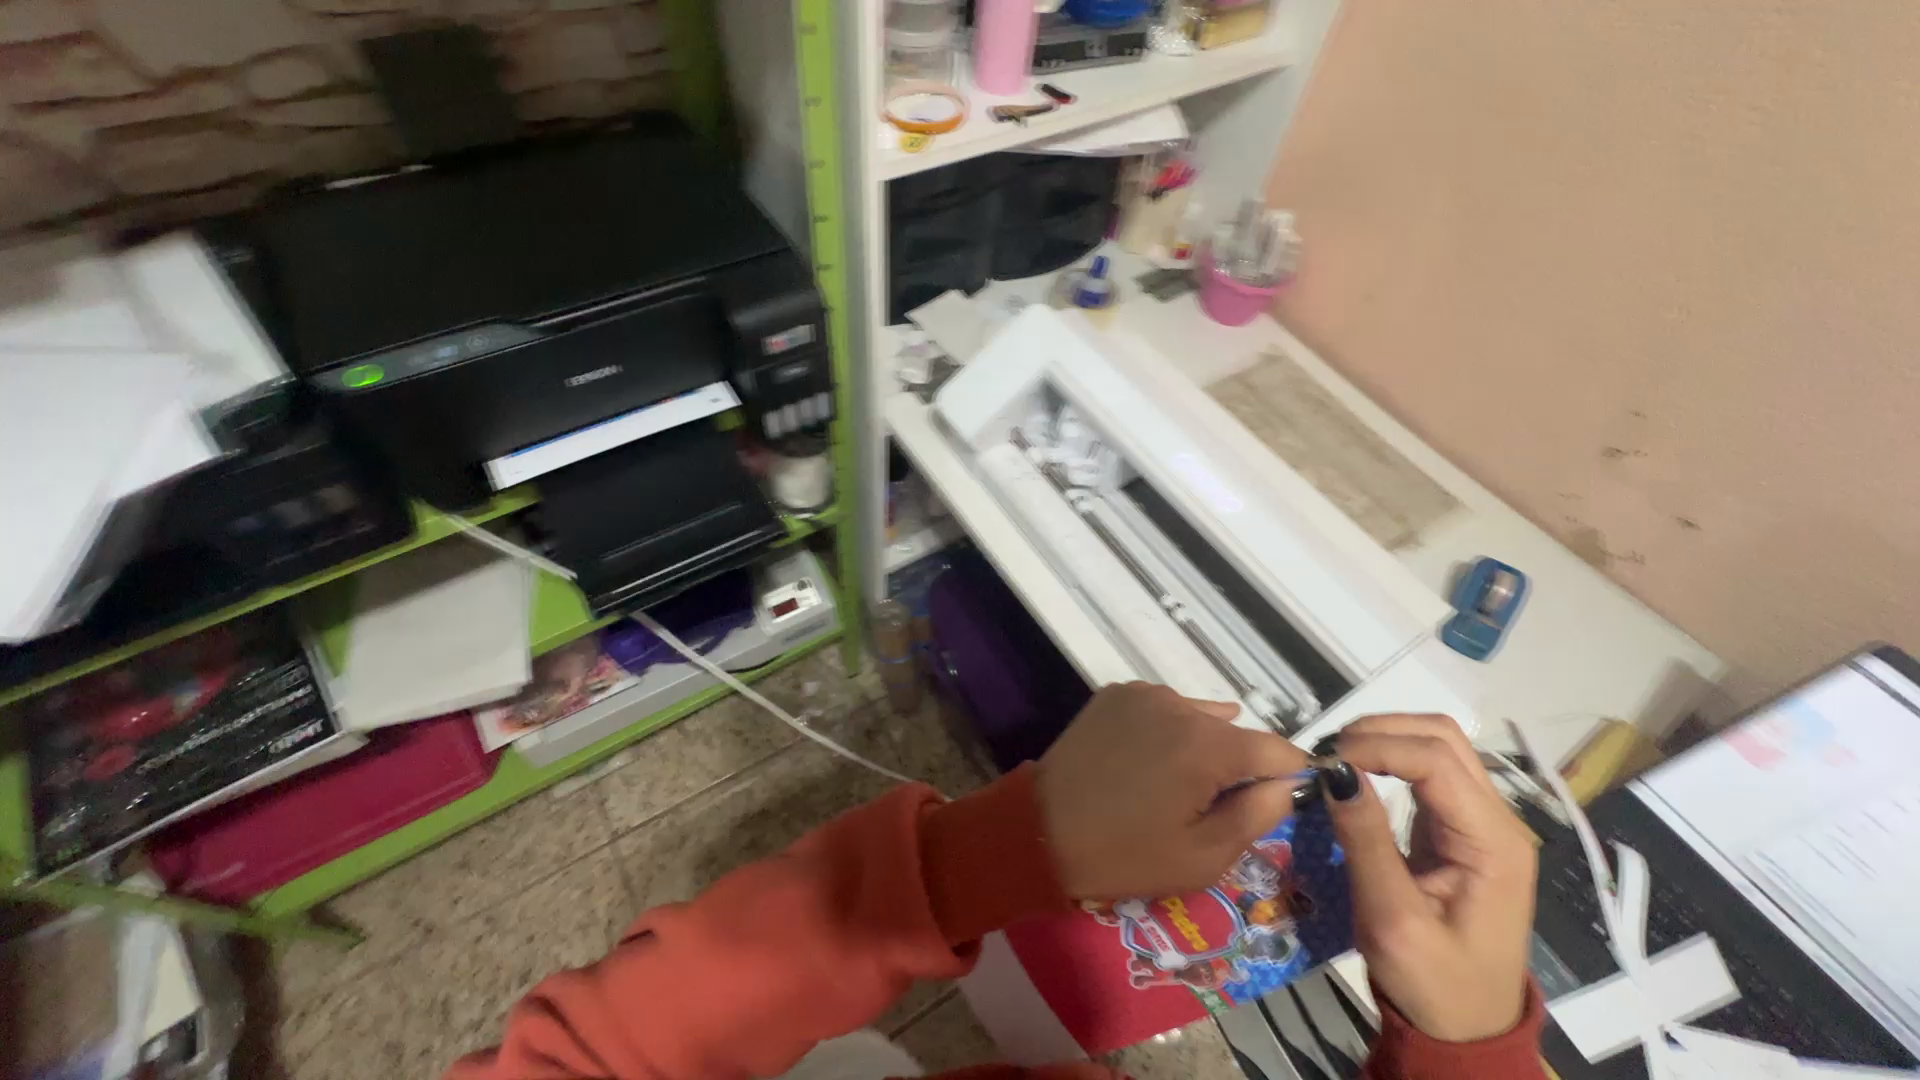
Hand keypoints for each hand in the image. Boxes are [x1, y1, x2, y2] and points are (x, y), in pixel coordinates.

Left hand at [1035, 682, 1308, 900]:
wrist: (1038, 831)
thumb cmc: (1125, 853)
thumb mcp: (1203, 856)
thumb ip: (1257, 815)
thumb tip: (1289, 784)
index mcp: (1209, 744)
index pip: (1279, 750)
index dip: (1288, 777)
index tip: (1277, 803)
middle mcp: (1180, 705)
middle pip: (1236, 733)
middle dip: (1237, 767)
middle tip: (1208, 807)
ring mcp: (1144, 694)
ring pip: (1200, 718)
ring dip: (1201, 746)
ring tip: (1174, 786)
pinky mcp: (1115, 694)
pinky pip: (1164, 709)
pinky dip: (1168, 732)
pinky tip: (1148, 763)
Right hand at [1320, 714, 1536, 1042]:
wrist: (1467, 1032)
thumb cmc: (1433, 983)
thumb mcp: (1391, 917)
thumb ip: (1365, 838)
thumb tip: (1333, 770)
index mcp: (1492, 842)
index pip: (1435, 759)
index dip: (1376, 746)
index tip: (1322, 763)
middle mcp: (1496, 821)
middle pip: (1442, 737)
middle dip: (1379, 731)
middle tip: (1326, 755)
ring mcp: (1479, 822)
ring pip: (1436, 746)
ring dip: (1383, 739)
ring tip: (1334, 760)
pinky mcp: (1457, 829)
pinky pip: (1426, 772)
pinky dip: (1386, 759)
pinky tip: (1353, 774)